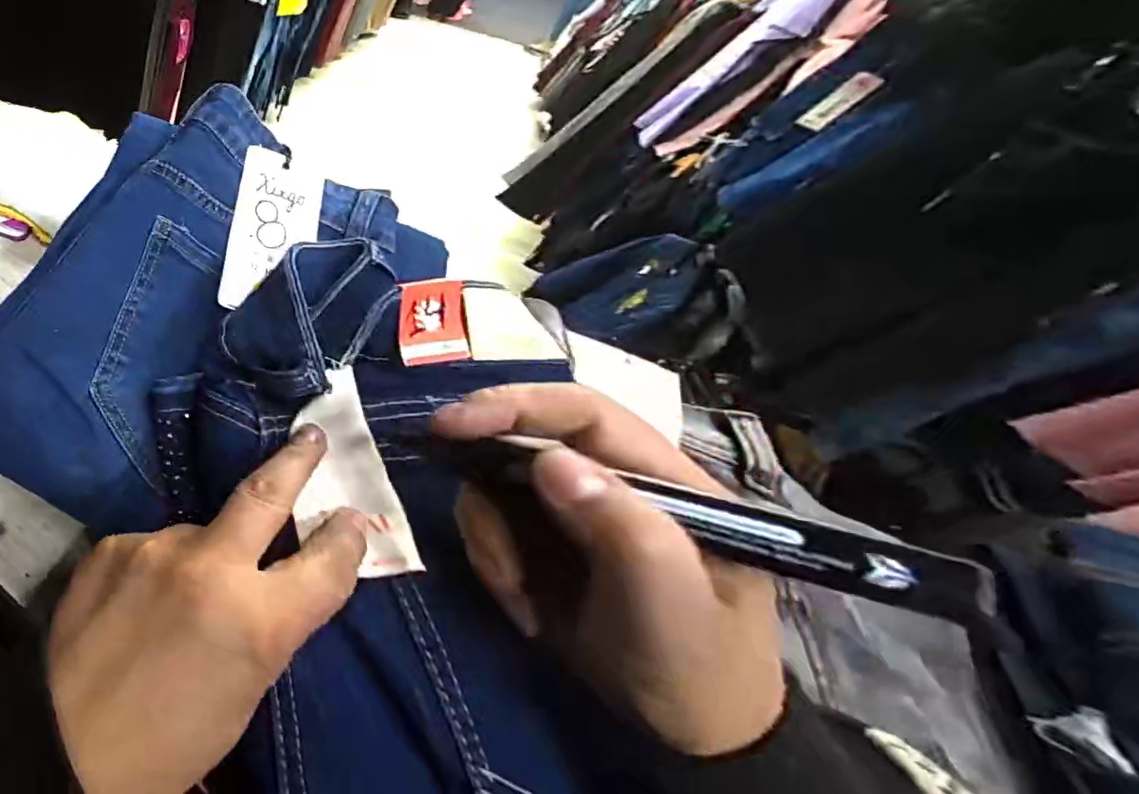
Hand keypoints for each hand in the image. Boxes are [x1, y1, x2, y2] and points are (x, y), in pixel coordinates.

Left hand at [47, 427, 366, 793]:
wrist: (59, 751)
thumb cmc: (172, 739)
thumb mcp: (245, 691)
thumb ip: (271, 622)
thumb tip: (288, 572)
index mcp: (255, 620)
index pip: (324, 564)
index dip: (346, 539)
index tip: (352, 518)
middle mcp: (208, 567)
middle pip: (265, 494)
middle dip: (296, 461)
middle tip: (312, 436)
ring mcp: (154, 547)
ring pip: (200, 532)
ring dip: (204, 554)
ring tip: (182, 596)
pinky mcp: (113, 544)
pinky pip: (154, 547)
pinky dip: (159, 568)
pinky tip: (140, 600)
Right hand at [431, 384, 784, 756]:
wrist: (684, 734)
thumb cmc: (695, 665)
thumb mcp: (672, 604)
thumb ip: (625, 529)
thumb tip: (551, 461)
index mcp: (660, 473)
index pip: (584, 412)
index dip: (520, 404)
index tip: (456, 421)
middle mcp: (609, 475)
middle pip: (526, 438)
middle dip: (486, 467)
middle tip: (443, 469)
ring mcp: (570, 505)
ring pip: (497, 479)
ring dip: (489, 531)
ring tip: (513, 588)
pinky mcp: (540, 535)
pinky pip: (490, 521)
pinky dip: (490, 557)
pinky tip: (520, 603)